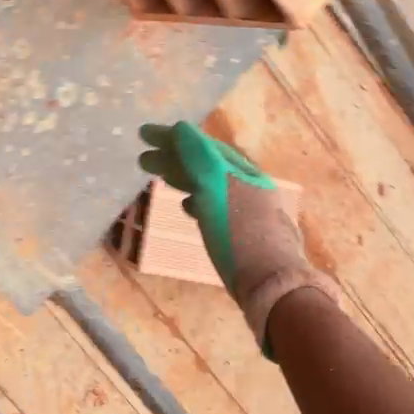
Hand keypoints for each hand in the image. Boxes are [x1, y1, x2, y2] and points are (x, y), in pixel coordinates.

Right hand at [139, 122, 336, 354]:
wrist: (271, 286)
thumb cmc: (240, 233)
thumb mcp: (215, 188)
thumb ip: (197, 156)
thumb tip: (180, 127)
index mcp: (244, 173)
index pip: (203, 145)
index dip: (172, 137)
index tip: (143, 134)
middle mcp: (248, 188)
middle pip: (205, 164)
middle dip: (172, 157)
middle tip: (142, 158)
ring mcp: (247, 212)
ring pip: (208, 185)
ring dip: (182, 177)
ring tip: (159, 178)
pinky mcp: (243, 234)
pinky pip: (213, 206)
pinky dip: (195, 199)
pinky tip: (186, 206)